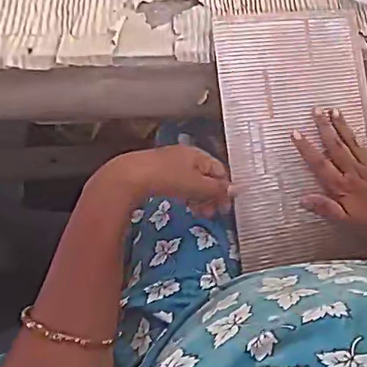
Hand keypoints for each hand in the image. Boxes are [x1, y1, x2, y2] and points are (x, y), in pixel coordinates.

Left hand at [96, 145, 234, 217]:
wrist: (130, 176)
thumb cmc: (167, 177)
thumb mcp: (197, 186)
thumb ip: (218, 189)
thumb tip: (236, 190)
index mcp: (198, 154)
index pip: (220, 171)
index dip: (224, 189)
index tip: (224, 207)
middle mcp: (185, 155)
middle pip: (206, 176)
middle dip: (211, 195)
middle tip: (210, 213)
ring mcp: (170, 163)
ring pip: (192, 182)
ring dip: (198, 198)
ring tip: (197, 211)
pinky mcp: (157, 173)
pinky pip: (178, 184)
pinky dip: (184, 195)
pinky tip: (181, 204)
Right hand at [293, 109, 366, 258]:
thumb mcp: (350, 224)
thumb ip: (327, 209)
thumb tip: (303, 198)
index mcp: (345, 188)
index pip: (320, 165)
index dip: (306, 148)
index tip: (295, 132)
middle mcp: (358, 173)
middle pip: (337, 147)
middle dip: (325, 128)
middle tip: (316, 110)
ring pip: (356, 143)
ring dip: (344, 126)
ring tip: (334, 110)